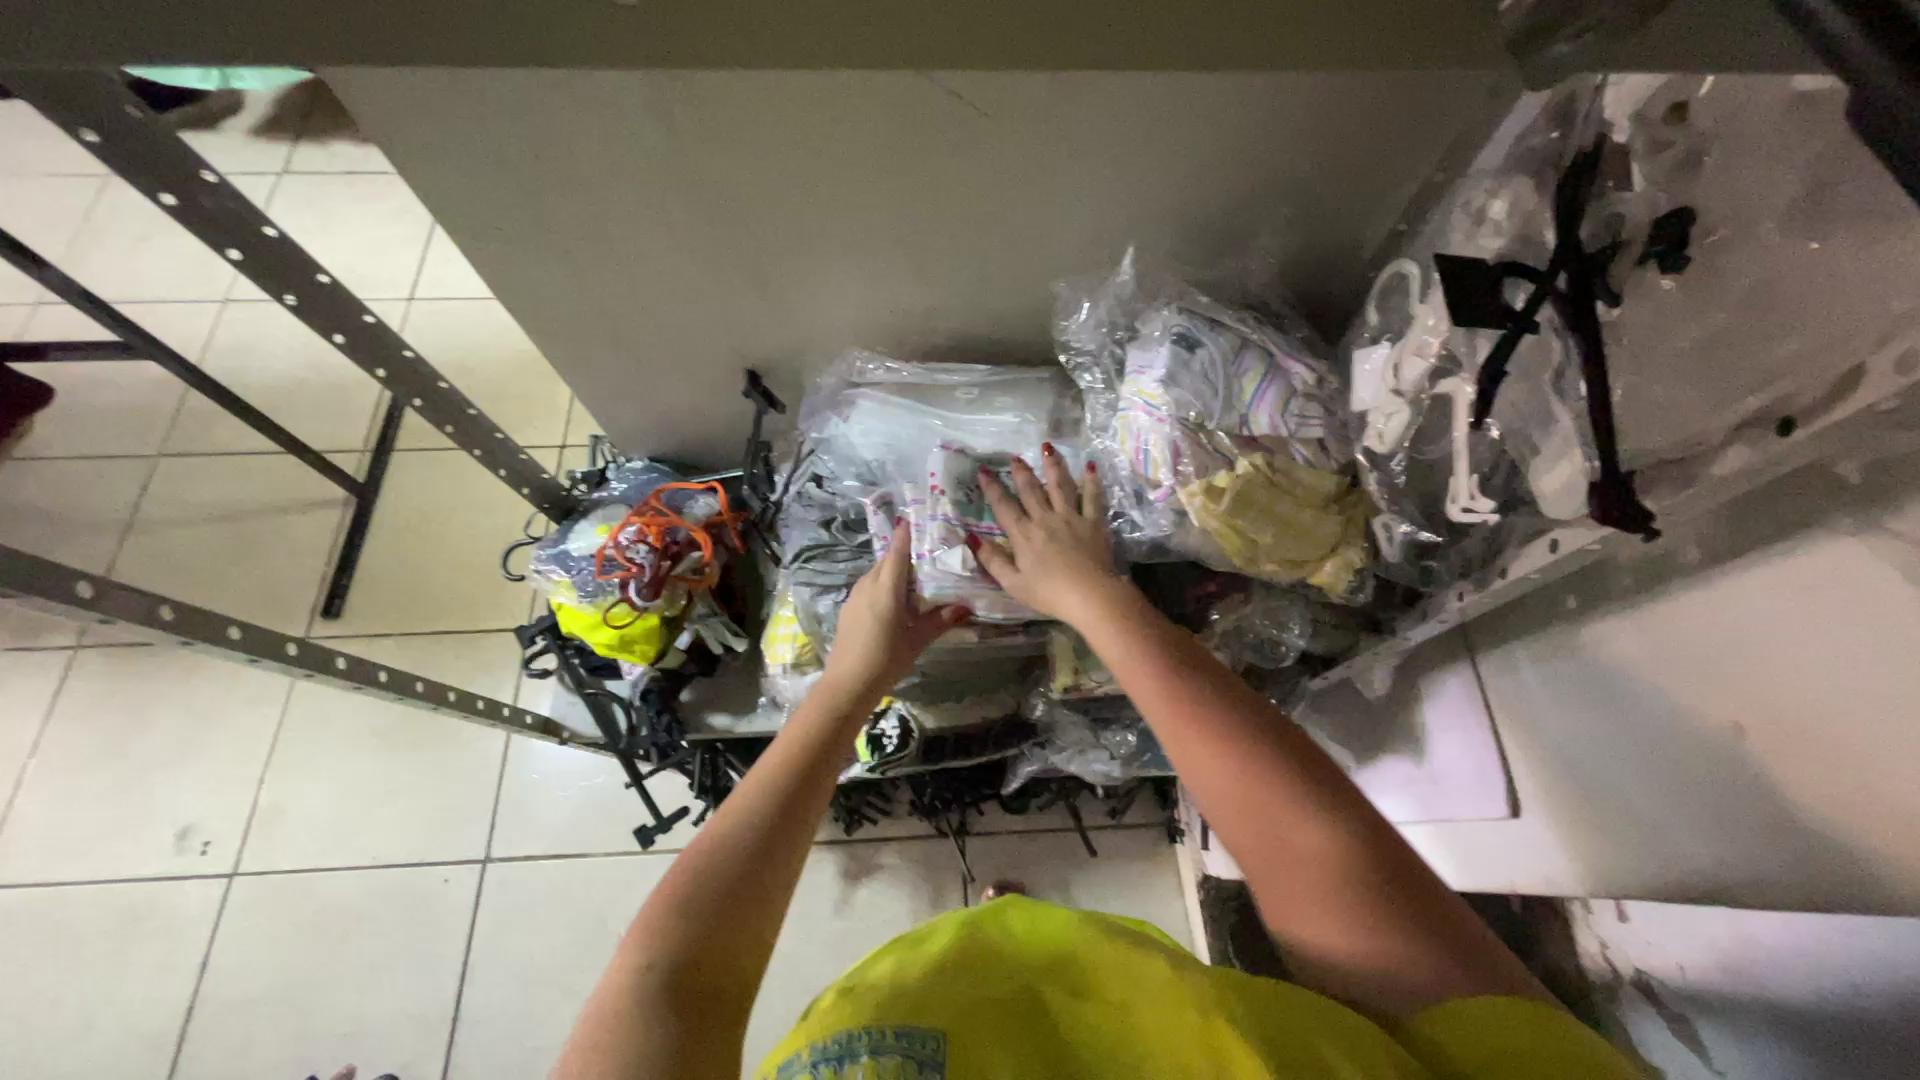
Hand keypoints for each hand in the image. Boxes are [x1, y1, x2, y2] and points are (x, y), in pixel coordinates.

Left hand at [821, 521, 970, 702]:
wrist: (847, 684)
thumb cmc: (886, 660)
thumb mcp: (917, 640)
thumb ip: (940, 620)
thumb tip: (966, 606)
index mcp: (886, 588)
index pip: (897, 551)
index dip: (906, 534)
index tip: (916, 518)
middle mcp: (868, 585)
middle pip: (887, 560)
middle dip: (904, 552)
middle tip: (926, 550)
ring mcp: (855, 596)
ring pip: (876, 573)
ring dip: (893, 569)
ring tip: (914, 575)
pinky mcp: (849, 608)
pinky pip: (868, 586)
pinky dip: (882, 583)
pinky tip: (894, 597)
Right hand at [971, 444, 1127, 623]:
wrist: (1090, 596)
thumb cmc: (1049, 594)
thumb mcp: (1012, 583)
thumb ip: (992, 560)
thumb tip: (970, 538)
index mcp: (1024, 535)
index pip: (1003, 506)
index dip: (992, 487)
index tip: (983, 470)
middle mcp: (1045, 519)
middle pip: (1031, 490)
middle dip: (1021, 472)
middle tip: (1015, 457)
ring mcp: (1072, 518)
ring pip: (1060, 485)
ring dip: (1053, 466)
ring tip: (1048, 448)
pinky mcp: (1094, 523)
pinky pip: (1092, 497)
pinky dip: (1092, 481)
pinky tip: (1091, 467)